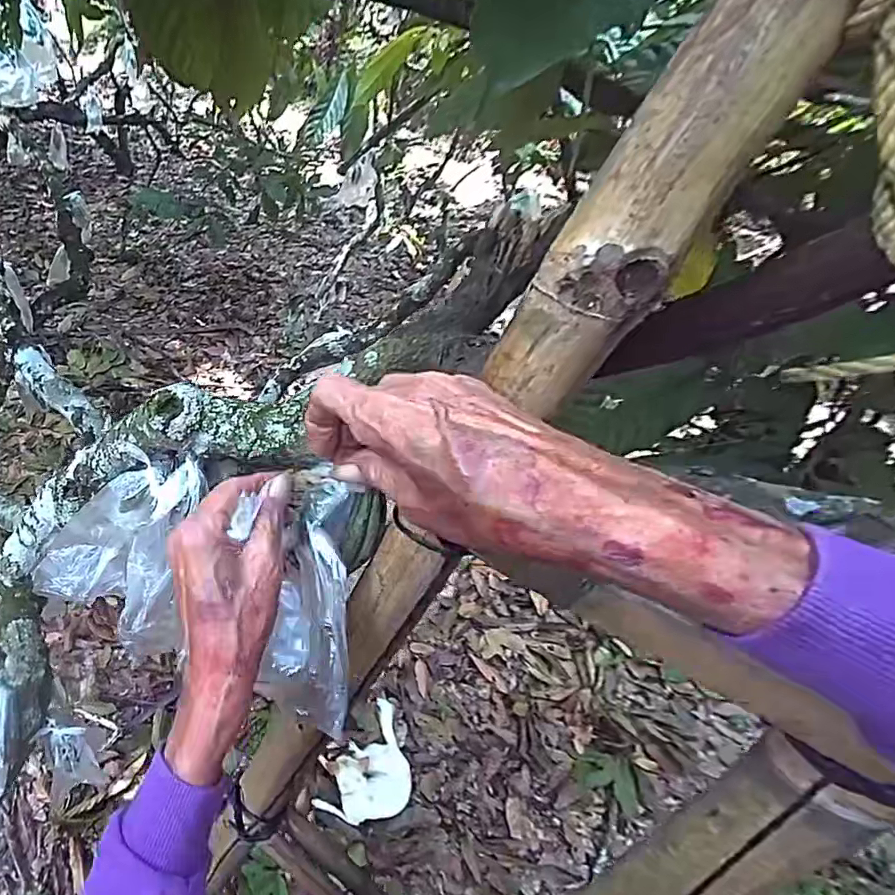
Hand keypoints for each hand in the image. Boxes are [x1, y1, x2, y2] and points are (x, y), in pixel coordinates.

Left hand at [163, 471, 289, 785]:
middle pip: (222, 502)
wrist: (219, 662)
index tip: (286, 482)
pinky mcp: (184, 565)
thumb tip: (280, 485)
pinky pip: (211, 536)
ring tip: (278, 521)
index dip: (261, 482)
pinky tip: (257, 542)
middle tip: (287, 501)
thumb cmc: (243, 619)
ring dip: (246, 517)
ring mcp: (179, 551)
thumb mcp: (264, 562)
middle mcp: (181, 535)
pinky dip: (234, 533)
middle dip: (254, 499)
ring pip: (217, 519)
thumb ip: (270, 518)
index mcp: (197, 531)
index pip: (231, 488)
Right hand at [305, 372, 812, 633]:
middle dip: (352, 429)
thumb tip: (353, 466)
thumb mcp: (421, 504)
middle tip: (359, 470)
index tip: (330, 454)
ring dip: (384, 427)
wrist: (575, 498)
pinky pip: (429, 399)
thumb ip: (378, 475)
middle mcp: (422, 388)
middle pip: (363, 394)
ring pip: (396, 395)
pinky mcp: (480, 393)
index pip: (330, 392)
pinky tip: (433, 460)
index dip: (318, 423)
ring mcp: (454, 385)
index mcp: (396, 416)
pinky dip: (415, 422)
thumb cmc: (498, 509)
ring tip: (397, 470)